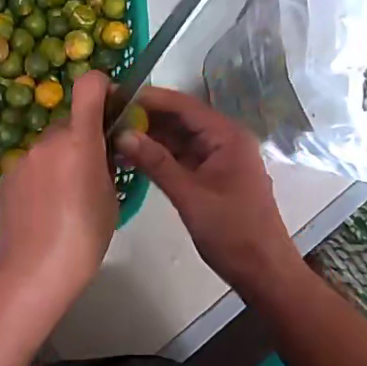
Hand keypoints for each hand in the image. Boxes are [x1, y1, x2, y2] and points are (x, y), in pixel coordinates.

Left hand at [0, 70, 118, 299]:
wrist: (34, 268)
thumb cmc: (84, 237)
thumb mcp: (110, 197)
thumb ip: (106, 163)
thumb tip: (102, 151)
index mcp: (78, 140)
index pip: (89, 85)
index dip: (102, 88)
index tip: (111, 105)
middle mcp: (45, 141)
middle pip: (68, 123)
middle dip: (82, 137)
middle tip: (93, 170)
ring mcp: (21, 158)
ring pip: (48, 146)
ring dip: (59, 158)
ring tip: (66, 196)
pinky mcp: (4, 177)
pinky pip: (29, 166)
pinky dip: (40, 176)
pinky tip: (44, 207)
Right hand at [114, 86, 301, 290]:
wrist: (261, 270)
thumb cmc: (232, 231)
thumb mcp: (189, 195)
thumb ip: (155, 162)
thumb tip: (121, 134)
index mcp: (227, 137)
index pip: (183, 106)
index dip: (149, 99)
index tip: (115, 96)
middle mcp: (223, 140)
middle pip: (179, 119)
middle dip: (144, 117)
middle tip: (105, 116)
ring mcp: (216, 159)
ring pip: (176, 139)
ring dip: (147, 137)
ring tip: (110, 134)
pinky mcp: (208, 176)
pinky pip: (178, 157)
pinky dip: (155, 156)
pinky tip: (129, 158)